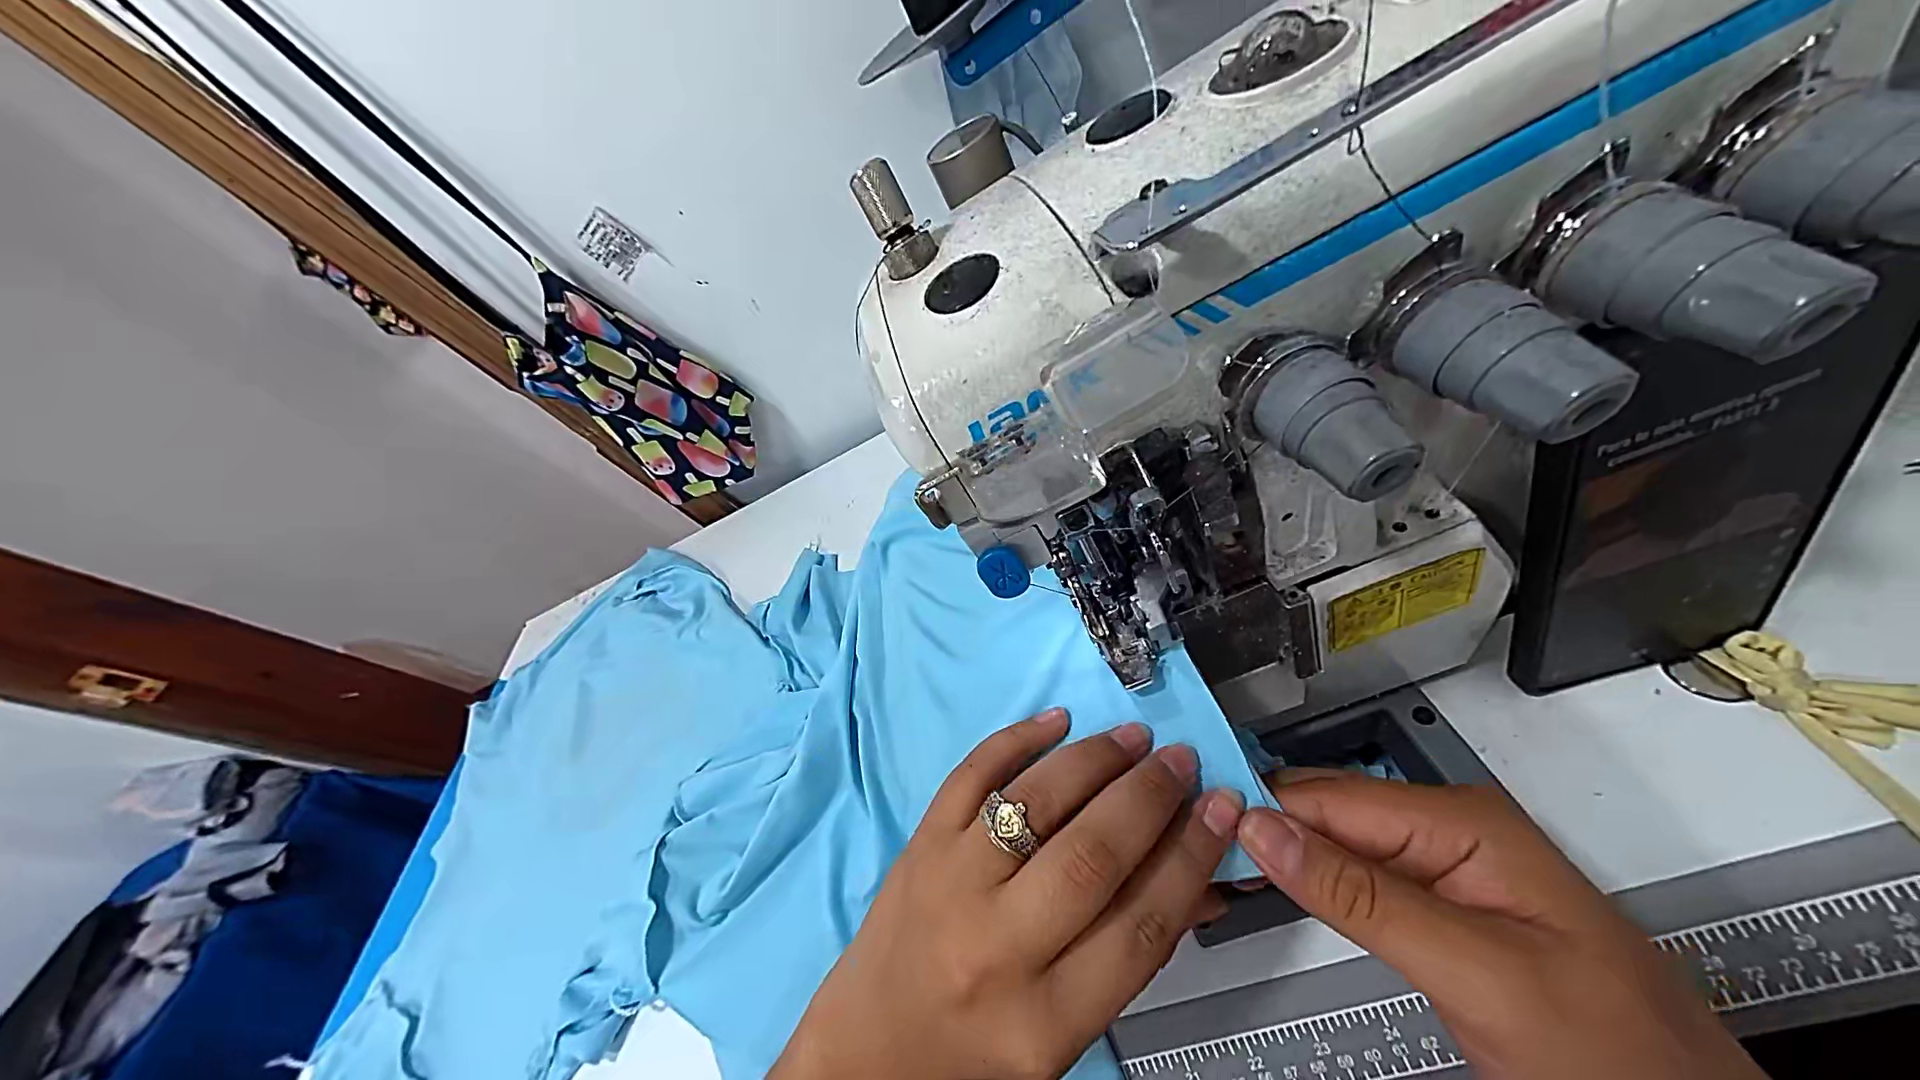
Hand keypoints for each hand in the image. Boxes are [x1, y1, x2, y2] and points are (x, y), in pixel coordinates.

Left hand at [771, 709, 1245, 1079]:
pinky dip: (1015, 740)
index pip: (1141, 925)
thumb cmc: (975, 1054)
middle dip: (1149, 798)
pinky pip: (970, 776)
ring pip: (1034, 804)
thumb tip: (1198, 880)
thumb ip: (1129, 955)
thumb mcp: (1063, 1033)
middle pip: (1092, 855)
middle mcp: (997, 946)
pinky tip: (1055, 721)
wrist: (868, 1055)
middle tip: (1179, 762)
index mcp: (1046, 1020)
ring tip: (1132, 738)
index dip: (1191, 857)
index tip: (1220, 810)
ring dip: (1092, 760)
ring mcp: (950, 884)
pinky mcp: (918, 846)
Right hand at [1237, 771, 1764, 1079]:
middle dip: (1260, 827)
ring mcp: (1433, 865)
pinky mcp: (1425, 901)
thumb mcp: (1481, 974)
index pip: (1324, 795)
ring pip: (1326, 841)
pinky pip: (1345, 874)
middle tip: (1199, 855)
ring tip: (1221, 870)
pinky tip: (1269, 885)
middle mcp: (1443, 828)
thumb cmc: (1618, 1054)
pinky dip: (1301, 879)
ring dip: (1274, 853)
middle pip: (1321, 810)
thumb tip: (1266, 831)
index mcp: (1461, 820)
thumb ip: (1364, 896)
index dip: (1258, 809)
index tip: (1200, 827)